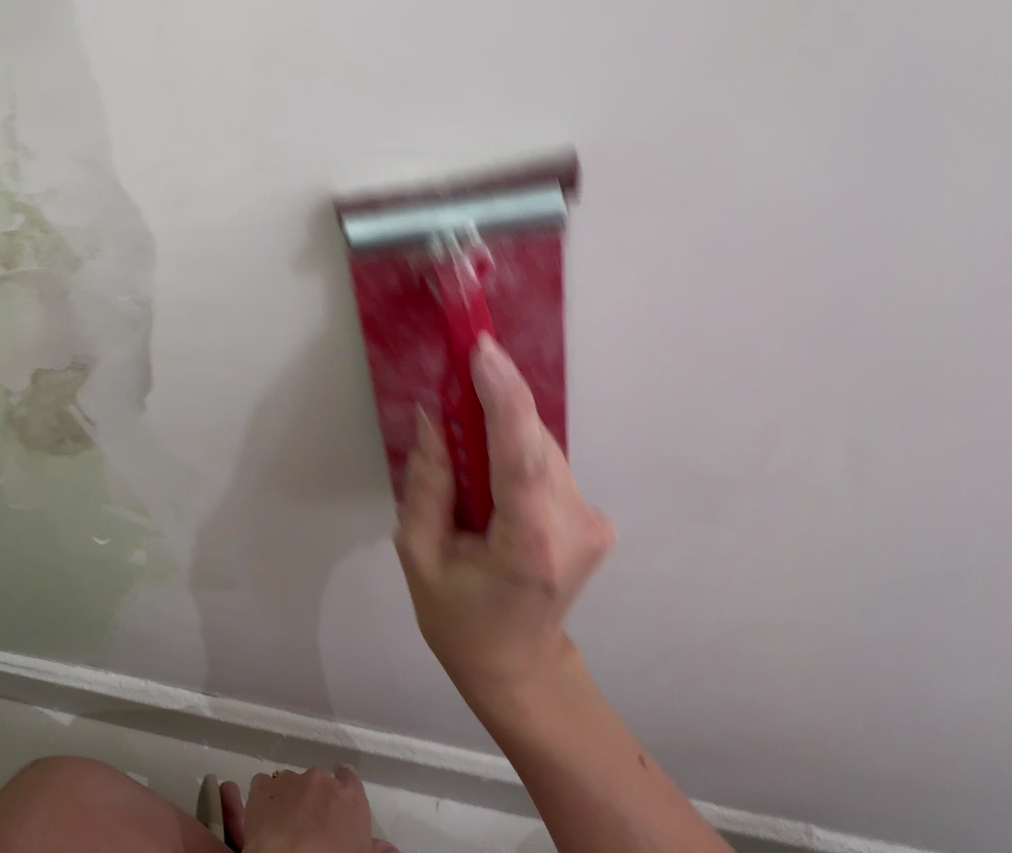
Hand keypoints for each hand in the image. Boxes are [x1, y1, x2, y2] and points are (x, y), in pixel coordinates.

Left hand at [218, 766, 398, 852]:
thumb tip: (391, 849)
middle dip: (317, 799)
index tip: (340, 806)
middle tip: (315, 826)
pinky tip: (269, 818)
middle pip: (320, 783)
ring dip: (293, 798)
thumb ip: (376, 849)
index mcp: (350, 796)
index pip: (350, 778)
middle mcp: (320, 779)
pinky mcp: (261, 786)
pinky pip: (267, 786)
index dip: (344, 790)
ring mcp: (288, 779)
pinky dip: (268, 799)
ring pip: (293, 784)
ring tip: (290, 825)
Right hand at [394, 335, 615, 697]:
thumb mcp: (419, 554)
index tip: (481, 349)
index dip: (503, 397)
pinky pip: (544, 463)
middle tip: (458, 366)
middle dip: (494, 403)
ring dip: (500, 426)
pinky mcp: (592, 516)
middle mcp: (575, 525)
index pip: (520, 455)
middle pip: (533, 442)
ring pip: (540, 448)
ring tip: (460, 423)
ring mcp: (592, 521)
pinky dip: (510, 447)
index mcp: (530, 542)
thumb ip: (428, 484)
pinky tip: (482, 458)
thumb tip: (433, 420)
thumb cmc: (457, 618)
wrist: (515, 662)